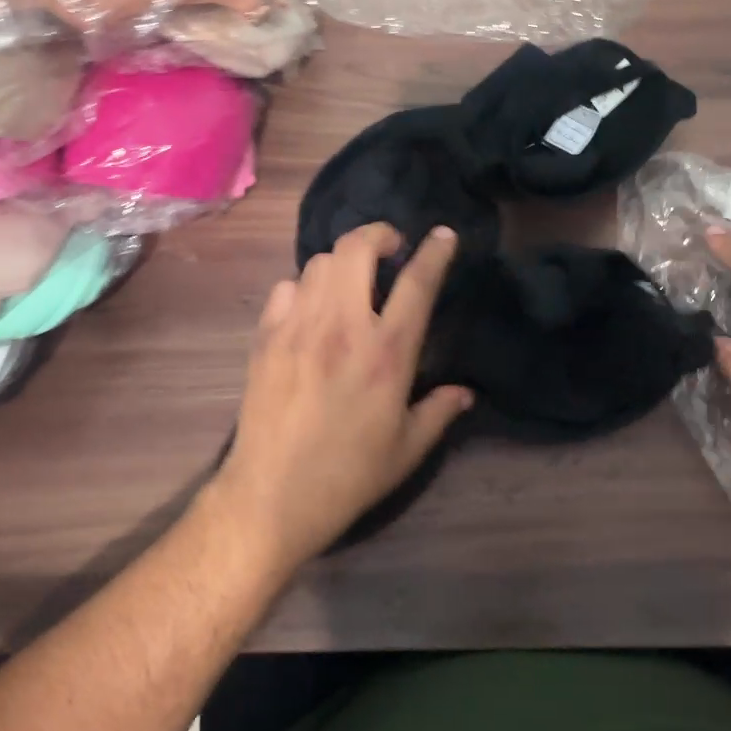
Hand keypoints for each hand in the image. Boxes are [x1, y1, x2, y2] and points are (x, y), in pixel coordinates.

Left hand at [206, 223, 472, 569]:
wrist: (273, 495)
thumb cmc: (349, 475)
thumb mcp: (408, 449)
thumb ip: (439, 412)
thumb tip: (465, 393)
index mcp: (387, 354)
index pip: (417, 283)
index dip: (434, 252)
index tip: (444, 235)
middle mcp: (343, 328)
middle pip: (356, 249)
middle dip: (377, 235)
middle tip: (389, 251)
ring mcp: (298, 329)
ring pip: (319, 264)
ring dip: (342, 263)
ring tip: (351, 284)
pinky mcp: (265, 339)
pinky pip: (285, 289)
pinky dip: (303, 289)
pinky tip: (311, 311)